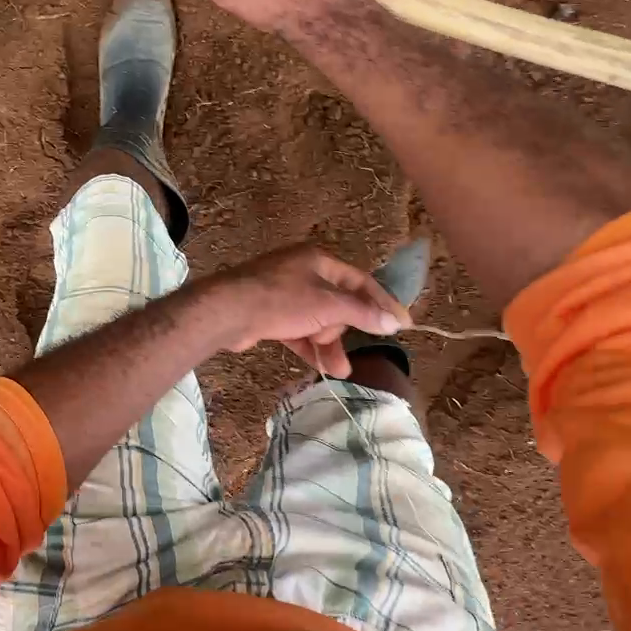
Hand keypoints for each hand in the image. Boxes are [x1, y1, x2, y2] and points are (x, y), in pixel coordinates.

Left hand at [196, 246, 408, 376]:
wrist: (227, 311)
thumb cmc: (281, 300)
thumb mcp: (327, 305)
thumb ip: (362, 313)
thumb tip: (394, 321)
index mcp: (316, 260)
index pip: (359, 280)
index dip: (382, 303)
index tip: (403, 325)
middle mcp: (300, 272)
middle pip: (337, 303)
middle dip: (344, 328)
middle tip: (347, 345)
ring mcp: (282, 293)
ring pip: (317, 320)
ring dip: (328, 344)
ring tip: (339, 370)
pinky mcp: (269, 314)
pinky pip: (298, 331)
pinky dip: (309, 346)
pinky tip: (320, 367)